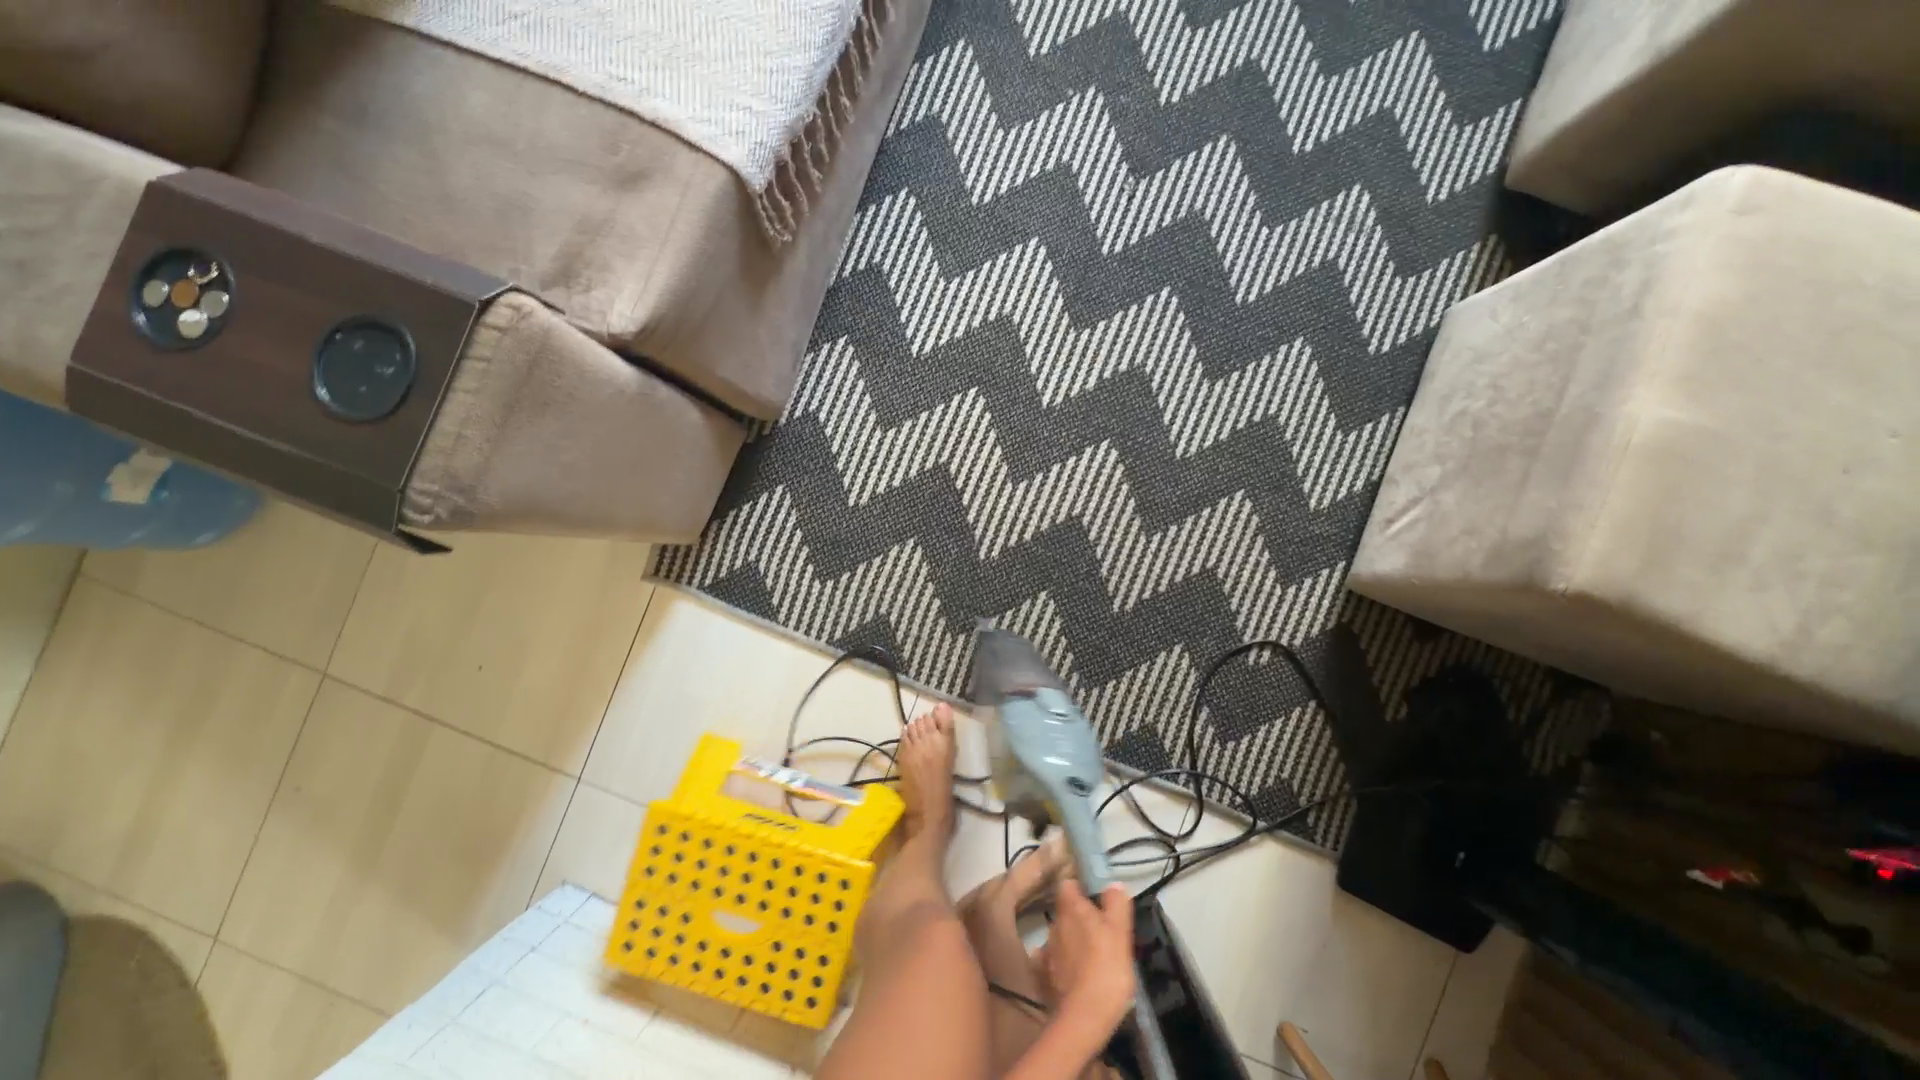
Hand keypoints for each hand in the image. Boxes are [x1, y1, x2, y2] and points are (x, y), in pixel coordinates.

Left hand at [1042, 880, 1136, 1032]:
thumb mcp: (1120, 932)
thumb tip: (1112, 883)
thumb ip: (1116, 905)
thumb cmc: (1107, 968)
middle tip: (1101, 929)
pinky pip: (1053, 960)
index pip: (1068, 885)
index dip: (1079, 887)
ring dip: (1072, 939)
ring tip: (1091, 953)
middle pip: (1065, 911)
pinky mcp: (1045, 975)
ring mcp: (1047, 950)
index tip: (1093, 895)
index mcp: (1071, 909)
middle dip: (1079, 916)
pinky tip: (1075, 971)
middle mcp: (1054, 925)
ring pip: (1060, 936)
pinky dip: (1063, 961)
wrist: (1086, 1016)